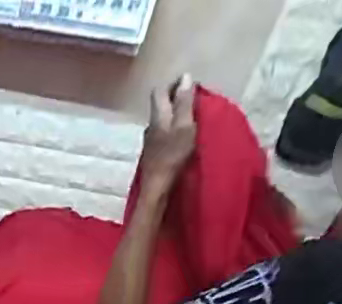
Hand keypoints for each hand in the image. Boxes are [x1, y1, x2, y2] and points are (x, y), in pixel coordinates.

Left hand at [140, 75, 197, 196]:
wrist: (156, 189)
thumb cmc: (172, 156)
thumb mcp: (184, 126)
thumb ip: (184, 102)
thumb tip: (185, 76)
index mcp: (158, 116)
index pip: (159, 90)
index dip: (173, 84)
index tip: (189, 84)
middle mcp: (150, 126)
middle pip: (160, 106)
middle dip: (175, 99)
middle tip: (192, 100)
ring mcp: (149, 142)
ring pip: (161, 121)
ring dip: (174, 116)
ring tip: (189, 118)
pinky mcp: (152, 156)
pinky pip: (162, 135)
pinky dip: (172, 131)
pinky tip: (180, 138)